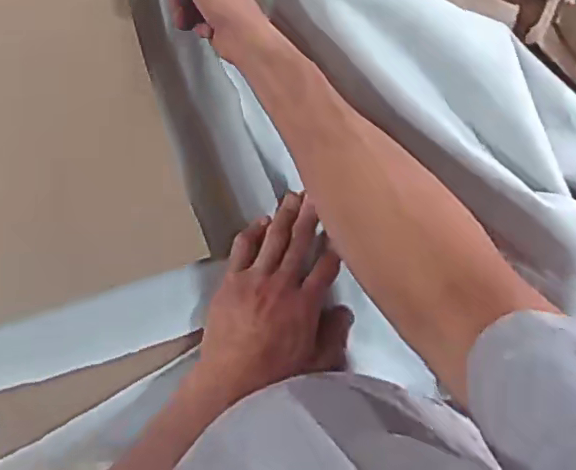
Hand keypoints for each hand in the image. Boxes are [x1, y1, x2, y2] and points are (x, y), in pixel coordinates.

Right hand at [155, 0, 281, 65]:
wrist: (241, 35)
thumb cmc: (222, 0)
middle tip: (180, 2)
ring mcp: (215, 5)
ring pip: (186, 7)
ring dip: (184, 14)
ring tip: (190, 20)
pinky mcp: (213, 24)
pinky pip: (194, 22)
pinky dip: (197, 26)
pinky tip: (206, 28)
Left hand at [189, 192, 352, 407]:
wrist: (230, 382)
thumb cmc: (274, 379)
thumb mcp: (314, 365)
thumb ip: (332, 336)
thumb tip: (345, 311)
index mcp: (305, 305)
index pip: (325, 267)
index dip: (334, 246)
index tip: (340, 228)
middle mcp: (282, 285)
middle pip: (300, 242)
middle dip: (310, 216)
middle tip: (317, 193)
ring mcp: (255, 279)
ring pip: (273, 238)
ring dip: (284, 215)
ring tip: (292, 196)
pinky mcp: (232, 280)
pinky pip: (244, 247)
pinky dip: (253, 231)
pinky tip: (262, 220)